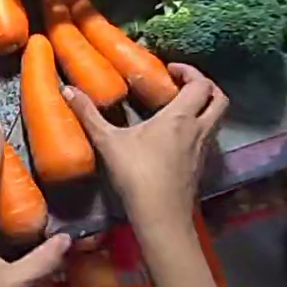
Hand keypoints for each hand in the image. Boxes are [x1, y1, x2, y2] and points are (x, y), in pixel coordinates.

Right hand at [65, 63, 227, 240]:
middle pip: (219, 98)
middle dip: (204, 86)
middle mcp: (199, 129)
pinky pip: (209, 136)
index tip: (169, 69)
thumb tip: (67, 89)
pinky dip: (200, 126)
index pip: (200, 84)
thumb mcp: (108, 142)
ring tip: (179, 106)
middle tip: (180, 84)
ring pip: (217, 118)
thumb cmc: (137, 175)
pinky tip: (178, 135)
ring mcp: (204, 149)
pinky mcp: (202, 165)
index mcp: (181, 117)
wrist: (161, 217)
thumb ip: (88, 114)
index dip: (190, 71)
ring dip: (204, 106)